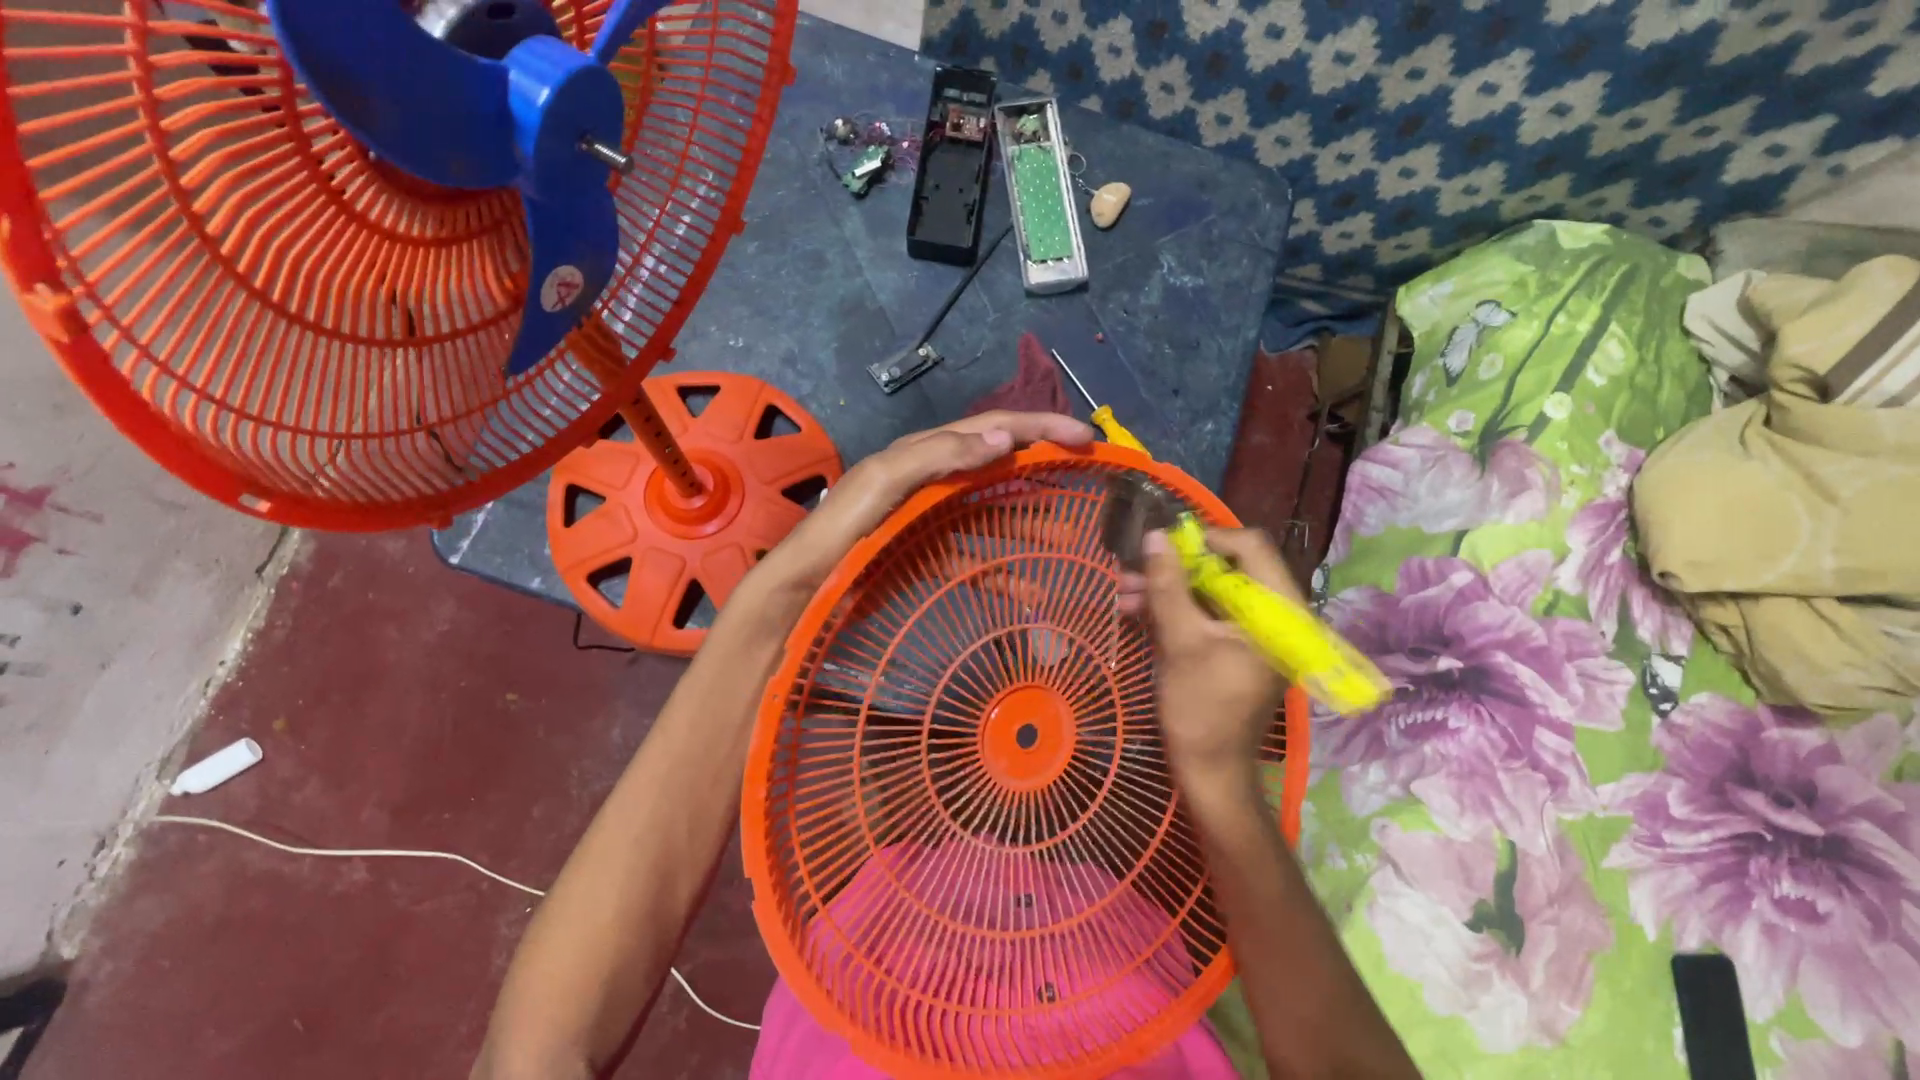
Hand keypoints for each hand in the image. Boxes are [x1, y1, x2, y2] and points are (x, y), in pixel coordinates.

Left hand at [753, 410, 1093, 600]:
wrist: (805, 584)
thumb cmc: (843, 528)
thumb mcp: (886, 480)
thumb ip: (940, 455)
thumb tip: (1004, 438)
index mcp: (925, 451)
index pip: (993, 428)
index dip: (1040, 428)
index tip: (1085, 438)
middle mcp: (934, 478)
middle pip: (1001, 468)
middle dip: (1044, 472)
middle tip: (1087, 478)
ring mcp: (932, 517)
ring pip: (994, 513)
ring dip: (1033, 522)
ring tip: (1072, 537)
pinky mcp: (928, 553)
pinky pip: (977, 558)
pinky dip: (1006, 573)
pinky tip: (1033, 592)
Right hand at [1125, 527, 1297, 786]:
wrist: (1209, 772)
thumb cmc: (1202, 710)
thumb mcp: (1181, 643)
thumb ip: (1168, 587)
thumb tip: (1154, 536)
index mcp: (1280, 611)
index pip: (1251, 547)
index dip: (1205, 538)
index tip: (1162, 545)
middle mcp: (1274, 615)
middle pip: (1227, 568)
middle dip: (1176, 567)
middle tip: (1132, 568)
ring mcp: (1253, 633)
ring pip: (1210, 591)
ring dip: (1167, 588)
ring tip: (1123, 592)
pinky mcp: (1233, 648)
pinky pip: (1205, 614)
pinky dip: (1173, 609)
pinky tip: (1135, 610)